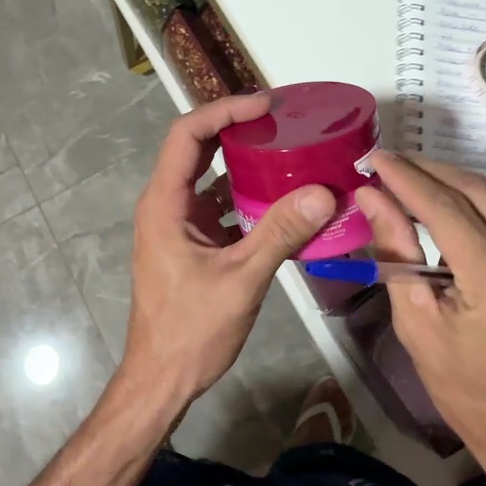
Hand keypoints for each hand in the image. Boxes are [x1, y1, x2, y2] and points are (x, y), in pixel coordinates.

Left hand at [122, 94, 335, 402]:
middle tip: (282, 121)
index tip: (265, 106)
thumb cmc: (191, 330)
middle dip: (236, 128)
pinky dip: (245, 195)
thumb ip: (280, 233)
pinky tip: (281, 200)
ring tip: (288, 150)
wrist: (161, 379)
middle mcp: (165, 204)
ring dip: (243, 162)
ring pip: (209, 176)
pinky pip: (218, 205)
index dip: (223, 111)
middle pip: (197, 148)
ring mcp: (177, 224)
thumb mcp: (241, 280)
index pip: (187, 135)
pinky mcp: (191, 243)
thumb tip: (323, 191)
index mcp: (164, 203)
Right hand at [354, 151, 485, 471]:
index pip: (451, 212)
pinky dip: (482, 215)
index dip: (409, 179)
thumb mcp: (418, 328)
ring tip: (412, 185)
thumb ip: (397, 254)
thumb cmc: (469, 394)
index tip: (376, 158)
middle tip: (391, 163)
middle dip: (431, 171)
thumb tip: (373, 197)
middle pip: (482, 194)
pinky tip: (452, 219)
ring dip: (455, 189)